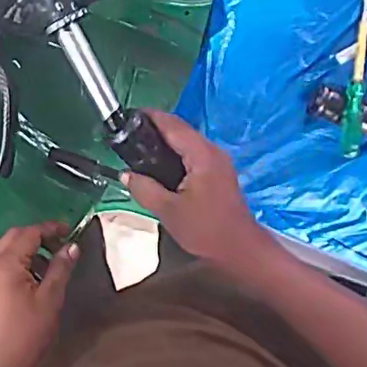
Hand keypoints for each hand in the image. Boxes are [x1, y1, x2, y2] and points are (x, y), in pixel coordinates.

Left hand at [0, 222, 78, 366]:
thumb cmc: (26, 335)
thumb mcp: (50, 299)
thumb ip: (60, 268)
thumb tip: (71, 247)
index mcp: (5, 264)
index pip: (29, 233)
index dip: (51, 229)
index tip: (69, 230)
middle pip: (15, 237)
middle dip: (38, 236)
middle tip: (61, 244)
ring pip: (6, 250)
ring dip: (28, 250)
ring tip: (52, 263)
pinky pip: (1, 264)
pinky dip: (18, 262)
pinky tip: (34, 278)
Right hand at [123, 111, 275, 266]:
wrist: (240, 248)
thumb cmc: (206, 230)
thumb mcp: (168, 211)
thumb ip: (145, 189)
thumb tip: (126, 175)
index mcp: (202, 155)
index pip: (173, 125)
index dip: (150, 117)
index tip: (128, 117)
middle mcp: (213, 151)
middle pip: (181, 130)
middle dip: (155, 129)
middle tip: (129, 136)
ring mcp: (219, 160)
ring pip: (188, 141)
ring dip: (166, 141)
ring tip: (140, 149)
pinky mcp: (220, 171)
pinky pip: (194, 152)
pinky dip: (176, 153)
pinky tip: (161, 165)